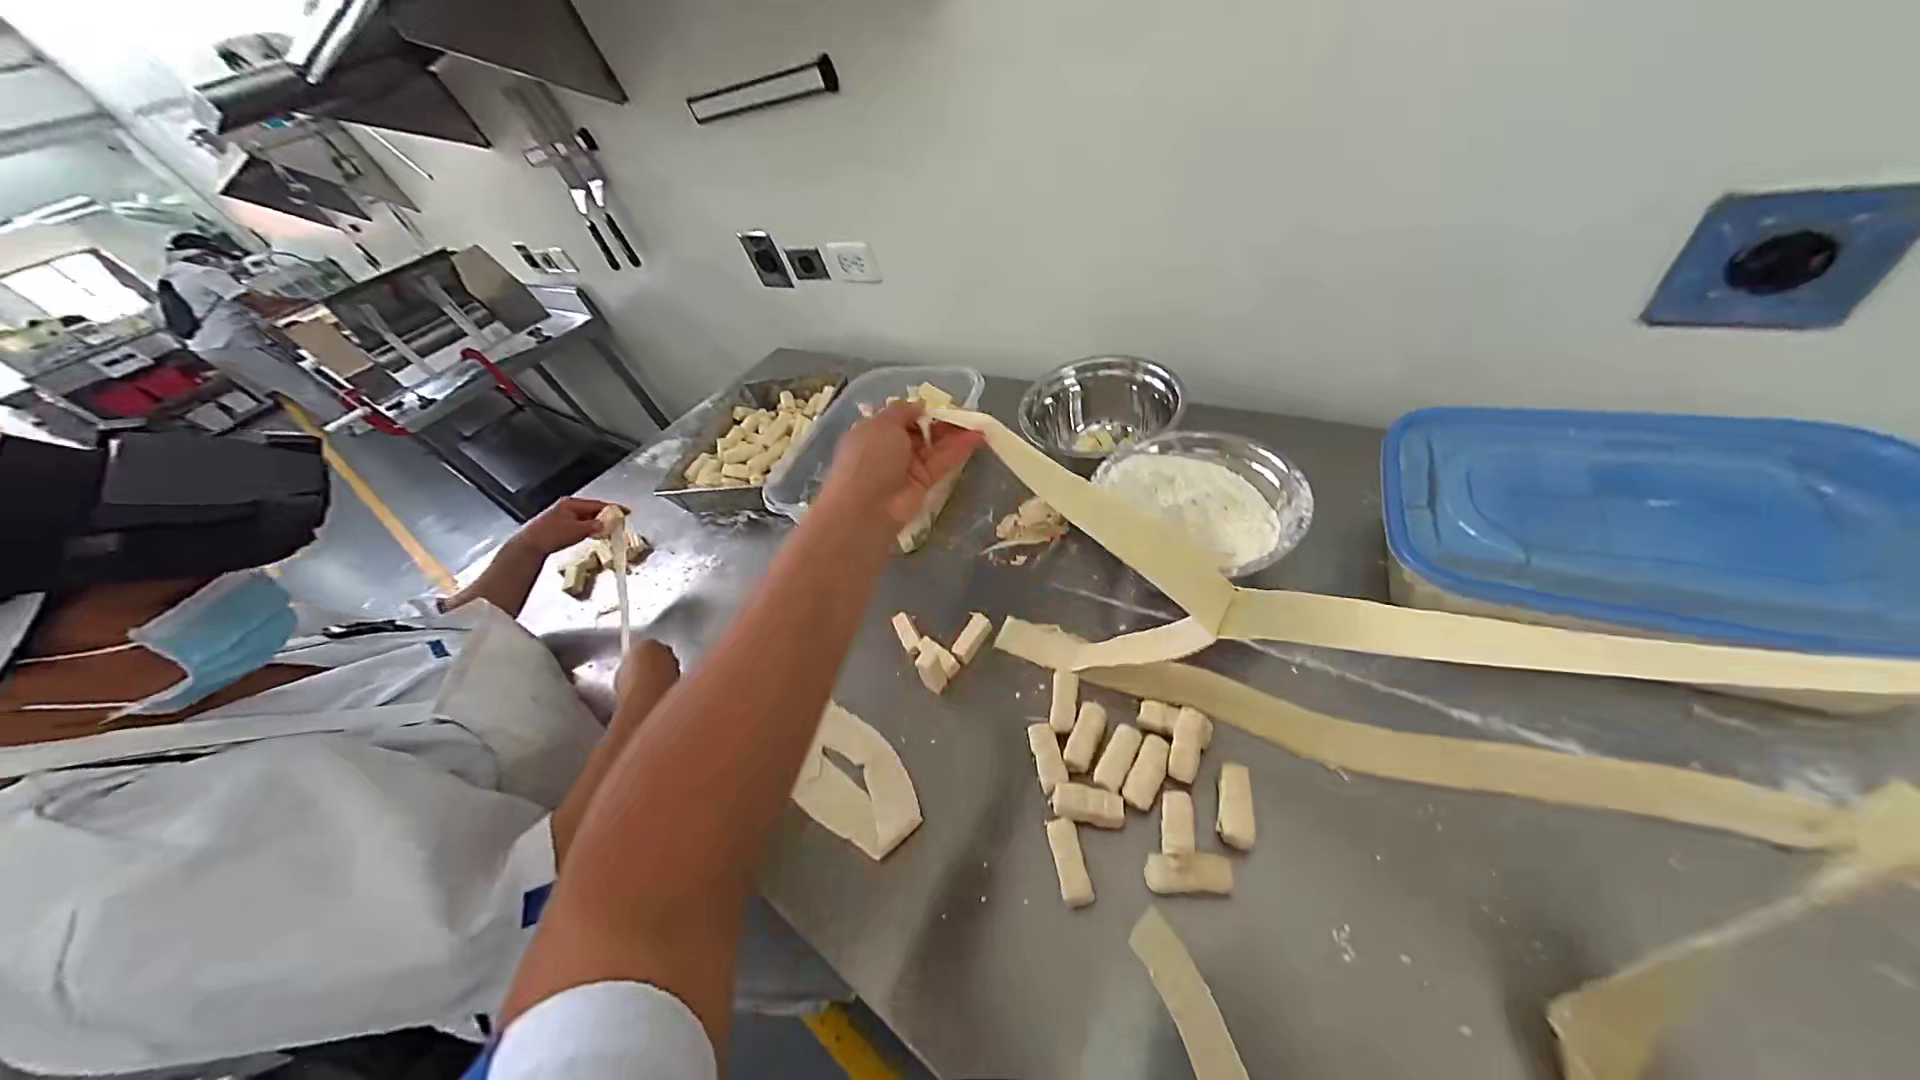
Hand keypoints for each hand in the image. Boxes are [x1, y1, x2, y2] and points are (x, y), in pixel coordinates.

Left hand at [512, 497, 620, 557]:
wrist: (530, 545)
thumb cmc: (552, 535)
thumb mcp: (579, 530)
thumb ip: (596, 526)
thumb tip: (609, 523)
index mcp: (571, 503)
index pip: (598, 504)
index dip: (613, 508)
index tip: (626, 511)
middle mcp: (566, 506)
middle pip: (592, 509)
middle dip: (605, 516)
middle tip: (618, 522)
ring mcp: (561, 514)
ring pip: (585, 517)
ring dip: (596, 522)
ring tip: (608, 529)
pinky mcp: (557, 524)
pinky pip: (578, 522)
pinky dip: (588, 527)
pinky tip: (591, 533)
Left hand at [816, 402, 983, 530]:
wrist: (866, 507)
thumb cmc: (868, 458)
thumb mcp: (882, 423)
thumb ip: (903, 411)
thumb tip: (920, 406)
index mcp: (874, 430)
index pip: (901, 417)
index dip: (921, 410)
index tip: (941, 404)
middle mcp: (890, 448)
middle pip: (921, 431)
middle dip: (943, 421)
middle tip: (967, 413)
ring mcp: (907, 467)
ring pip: (935, 446)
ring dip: (957, 434)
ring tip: (980, 423)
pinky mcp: (924, 483)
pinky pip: (943, 462)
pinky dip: (959, 450)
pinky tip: (978, 438)